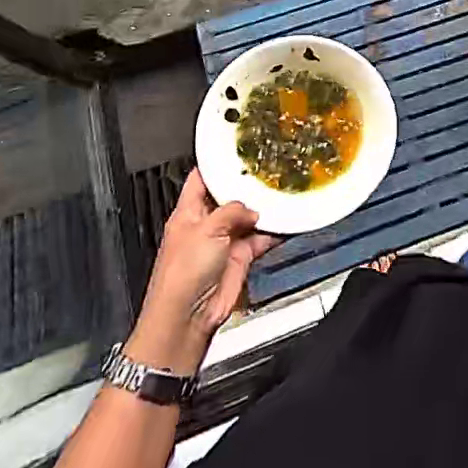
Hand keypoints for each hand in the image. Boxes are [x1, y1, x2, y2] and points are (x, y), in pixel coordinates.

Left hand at [125, 170, 275, 374]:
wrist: (187, 317)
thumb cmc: (181, 276)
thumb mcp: (206, 229)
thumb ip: (231, 211)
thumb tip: (249, 207)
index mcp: (188, 212)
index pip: (201, 179)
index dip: (216, 165)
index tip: (234, 151)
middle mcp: (206, 224)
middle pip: (230, 197)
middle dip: (247, 188)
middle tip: (267, 172)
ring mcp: (223, 241)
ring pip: (247, 217)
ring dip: (263, 210)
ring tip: (280, 193)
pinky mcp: (239, 258)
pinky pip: (260, 239)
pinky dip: (273, 232)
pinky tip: (286, 222)